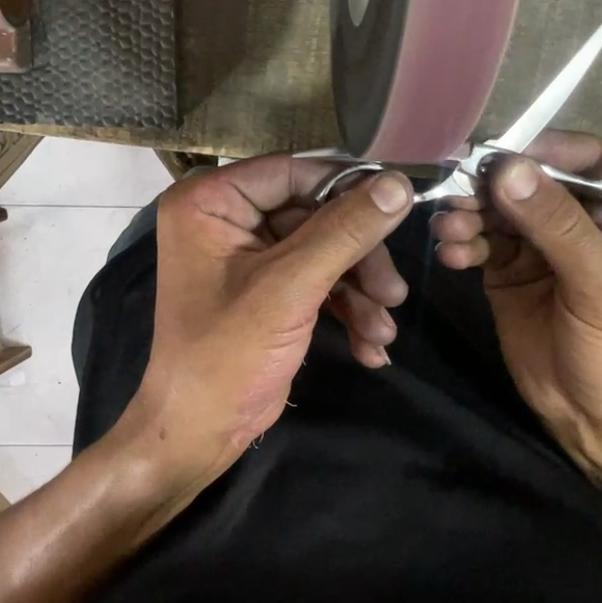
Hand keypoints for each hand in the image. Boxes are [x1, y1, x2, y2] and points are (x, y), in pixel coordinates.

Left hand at [115, 156, 414, 484]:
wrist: (199, 431)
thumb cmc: (227, 353)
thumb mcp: (290, 288)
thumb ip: (345, 231)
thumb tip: (399, 184)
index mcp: (209, 202)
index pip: (292, 171)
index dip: (348, 189)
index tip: (401, 206)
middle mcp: (226, 220)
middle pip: (316, 214)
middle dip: (359, 258)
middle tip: (394, 293)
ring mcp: (248, 257)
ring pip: (324, 250)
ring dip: (360, 291)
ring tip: (383, 330)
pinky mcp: (268, 291)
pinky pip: (317, 281)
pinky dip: (346, 310)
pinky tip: (371, 346)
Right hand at [430, 132, 601, 486]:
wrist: (598, 422)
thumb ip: (558, 227)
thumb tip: (509, 170)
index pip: (594, 159)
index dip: (548, 151)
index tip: (502, 158)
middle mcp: (590, 216)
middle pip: (536, 179)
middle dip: (495, 186)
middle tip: (456, 194)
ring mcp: (546, 243)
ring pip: (502, 207)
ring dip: (471, 214)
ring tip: (449, 232)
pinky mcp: (511, 268)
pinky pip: (482, 239)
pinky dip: (464, 242)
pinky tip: (453, 254)